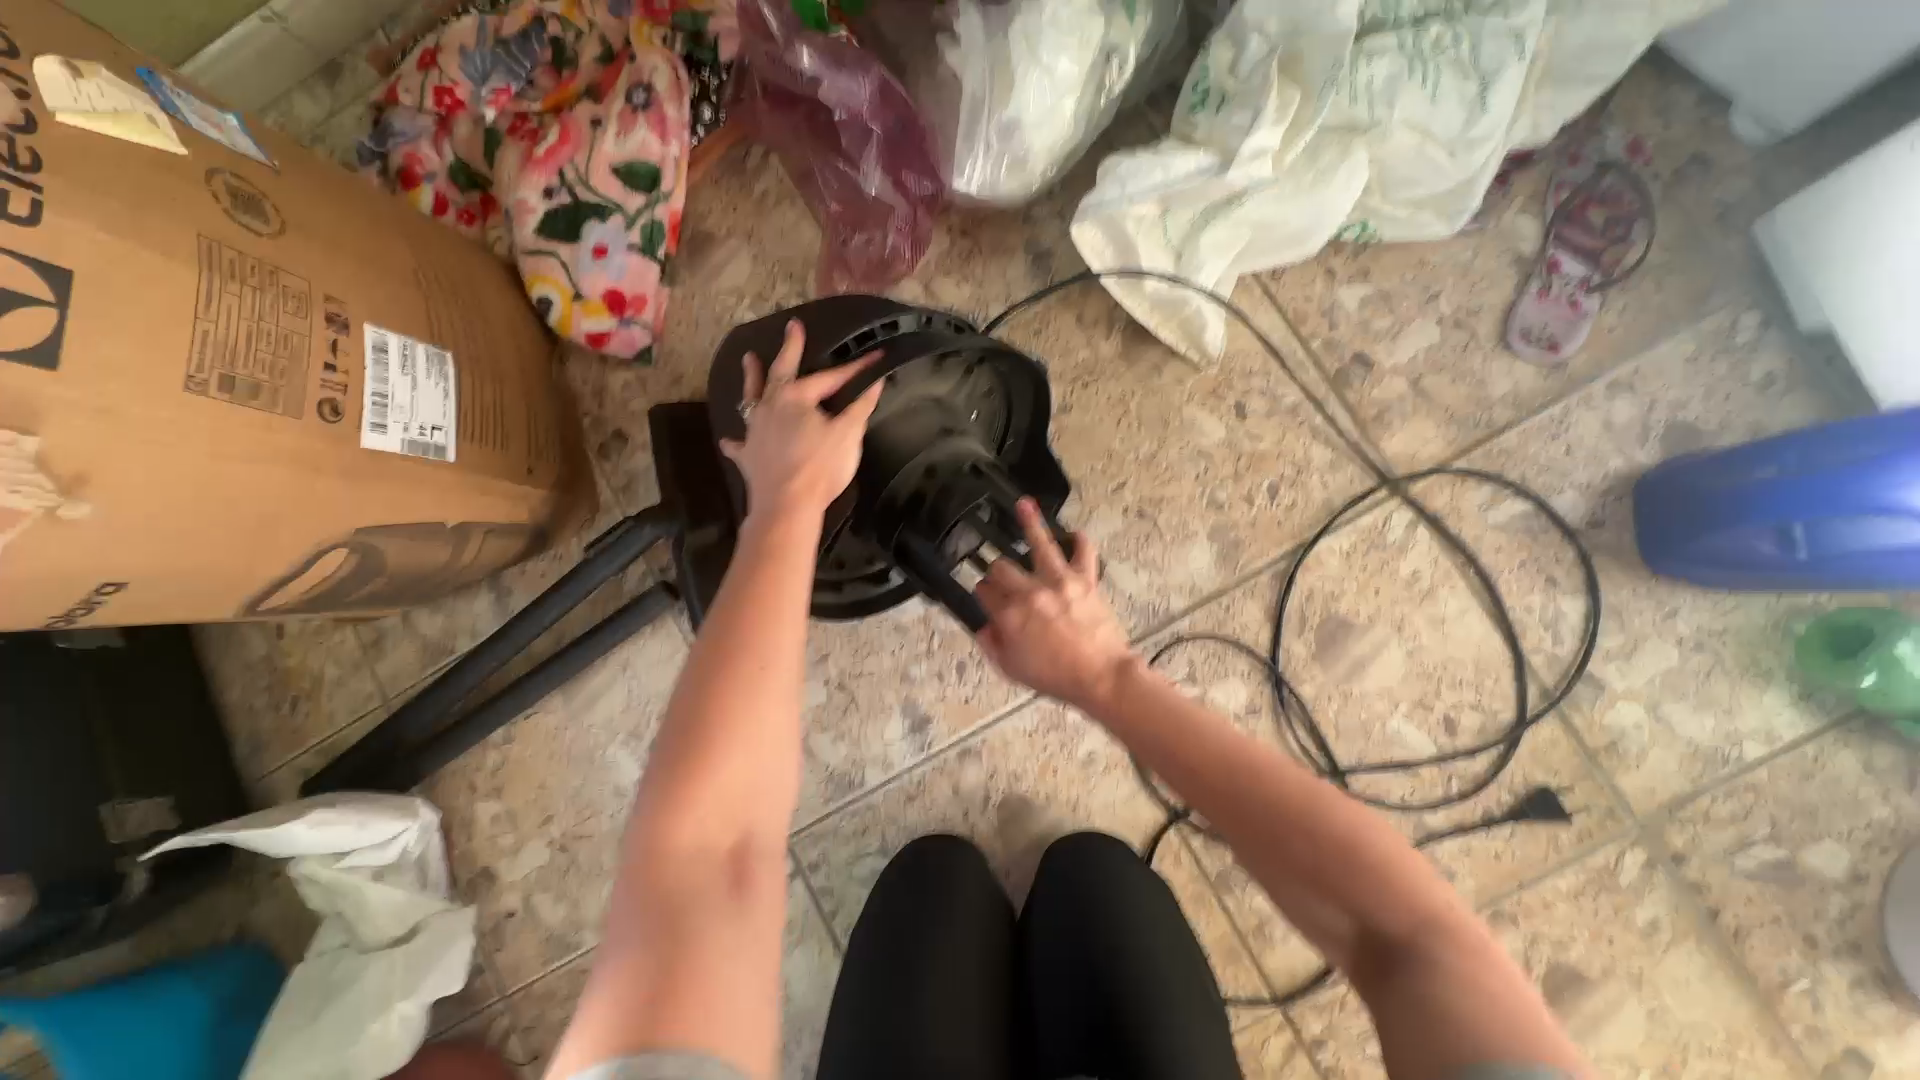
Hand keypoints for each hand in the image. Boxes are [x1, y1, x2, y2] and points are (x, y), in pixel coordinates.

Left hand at [721, 319, 885, 523]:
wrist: (787, 506)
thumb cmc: (820, 466)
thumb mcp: (848, 434)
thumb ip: (860, 407)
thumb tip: (875, 383)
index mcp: (796, 397)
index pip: (830, 378)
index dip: (854, 369)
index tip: (875, 359)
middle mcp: (770, 406)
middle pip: (780, 372)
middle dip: (789, 349)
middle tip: (792, 327)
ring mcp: (754, 430)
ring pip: (752, 399)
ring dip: (751, 379)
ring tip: (748, 360)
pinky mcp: (748, 456)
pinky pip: (740, 445)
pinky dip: (737, 441)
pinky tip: (730, 440)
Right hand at [975, 498, 1138, 709]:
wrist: (1100, 677)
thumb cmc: (1057, 677)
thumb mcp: (1012, 669)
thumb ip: (992, 645)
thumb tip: (984, 629)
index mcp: (1009, 616)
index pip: (984, 592)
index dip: (981, 593)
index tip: (985, 596)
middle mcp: (1030, 593)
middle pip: (1002, 567)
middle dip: (996, 570)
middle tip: (1001, 575)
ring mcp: (1059, 583)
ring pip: (1040, 545)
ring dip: (1031, 522)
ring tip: (1024, 504)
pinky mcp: (1086, 581)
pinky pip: (1084, 553)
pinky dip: (1080, 542)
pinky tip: (1075, 533)